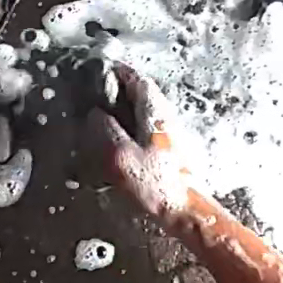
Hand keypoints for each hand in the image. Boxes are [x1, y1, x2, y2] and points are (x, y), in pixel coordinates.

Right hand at [90, 64, 205, 229]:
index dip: (120, 73)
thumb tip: (96, 113)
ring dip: (127, 107)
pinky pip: (149, 127)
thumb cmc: (155, 183)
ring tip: (105, 115)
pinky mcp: (173, 149)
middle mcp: (167, 117)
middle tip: (98, 93)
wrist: (186, 211)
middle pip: (144, 93)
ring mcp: (173, 133)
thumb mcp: (120, 155)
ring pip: (146, 110)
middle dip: (121, 89)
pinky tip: (120, 139)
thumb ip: (106, 129)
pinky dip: (133, 124)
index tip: (102, 71)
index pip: (138, 81)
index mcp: (155, 112)